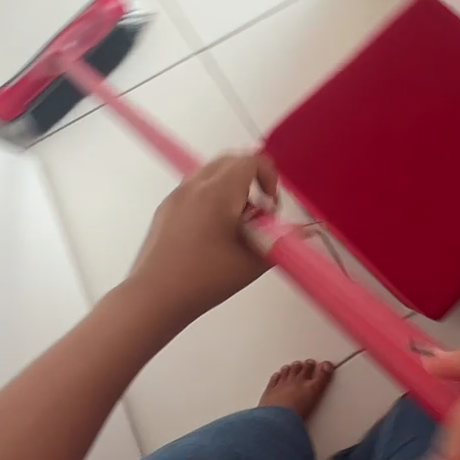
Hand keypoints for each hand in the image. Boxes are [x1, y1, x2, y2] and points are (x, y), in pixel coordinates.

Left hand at [121, 152, 278, 320]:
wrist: (153, 299)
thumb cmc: (203, 280)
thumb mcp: (253, 262)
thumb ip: (283, 242)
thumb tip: (307, 231)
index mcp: (218, 192)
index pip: (251, 160)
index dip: (270, 178)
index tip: (271, 207)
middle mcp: (194, 186)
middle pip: (231, 160)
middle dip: (252, 179)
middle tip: (260, 211)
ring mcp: (176, 196)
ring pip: (212, 173)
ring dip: (232, 188)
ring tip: (238, 224)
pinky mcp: (165, 209)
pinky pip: (195, 188)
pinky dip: (213, 197)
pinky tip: (215, 233)